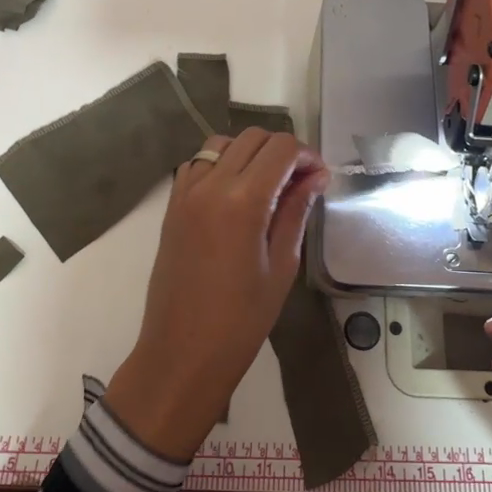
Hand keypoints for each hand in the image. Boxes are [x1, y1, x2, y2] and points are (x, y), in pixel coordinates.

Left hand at [105, 128, 329, 460]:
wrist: (182, 353)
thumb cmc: (241, 320)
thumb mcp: (282, 266)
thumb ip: (296, 212)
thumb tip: (315, 177)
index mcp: (243, 201)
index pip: (281, 149)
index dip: (306, 156)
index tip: (320, 178)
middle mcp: (210, 186)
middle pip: (252, 138)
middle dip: (282, 151)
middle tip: (300, 182)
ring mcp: (185, 194)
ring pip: (222, 144)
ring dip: (250, 154)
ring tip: (268, 186)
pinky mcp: (172, 207)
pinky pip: (197, 165)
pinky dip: (220, 165)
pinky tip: (235, 194)